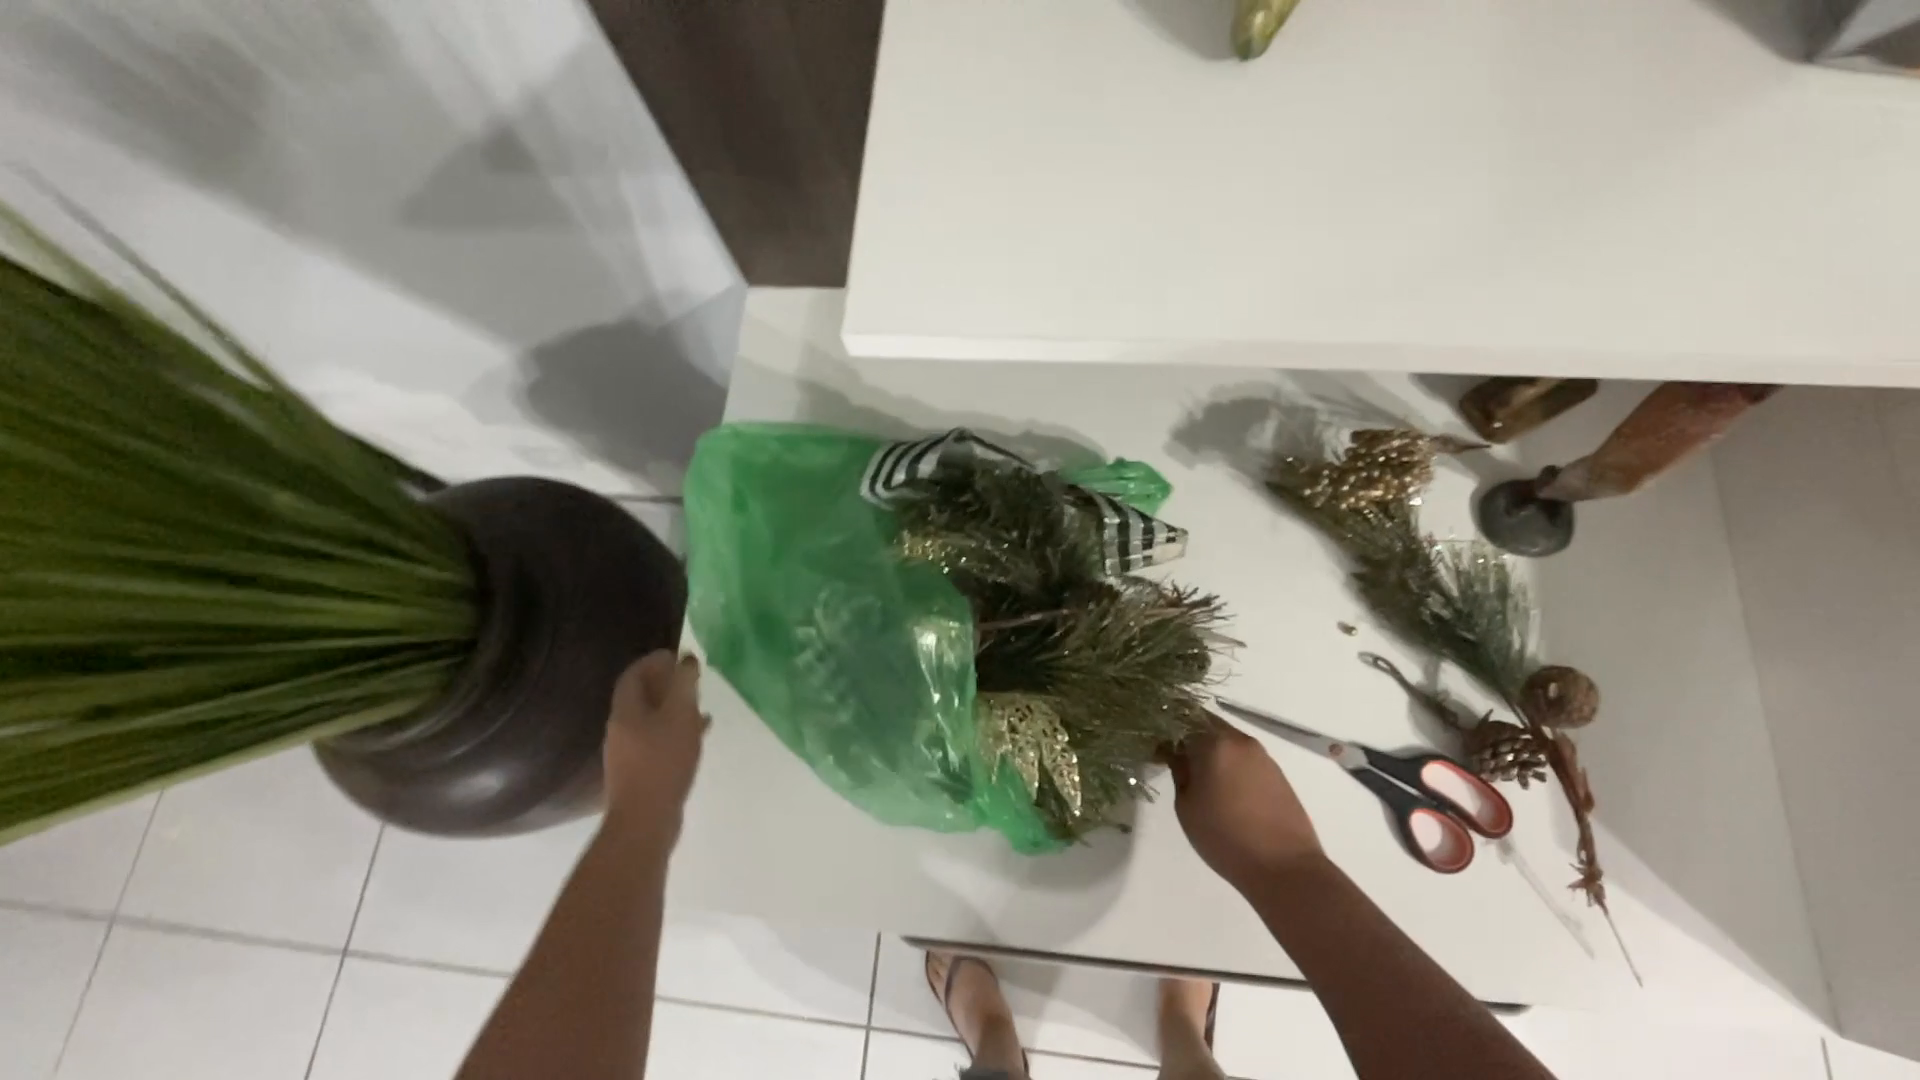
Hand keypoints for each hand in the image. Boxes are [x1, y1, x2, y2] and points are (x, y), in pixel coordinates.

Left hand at [602, 650, 707, 846]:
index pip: (633, 676)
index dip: (652, 661)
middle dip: (664, 684)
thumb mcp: (680, 716)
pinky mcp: (641, 773)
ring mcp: (629, 754)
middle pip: (640, 697)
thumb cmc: (663, 761)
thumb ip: (684, 684)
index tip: (675, 654)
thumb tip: (686, 659)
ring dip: (673, 708)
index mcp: (626, 712)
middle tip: (690, 677)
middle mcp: (621, 730)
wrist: (645, 821)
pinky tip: (697, 737)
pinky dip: (676, 731)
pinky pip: (659, 741)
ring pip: (652, 720)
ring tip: (700, 705)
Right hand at [1168, 714, 1324, 894]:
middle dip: (1188, 736)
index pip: (1182, 720)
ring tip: (1198, 776)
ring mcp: (1262, 756)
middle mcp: (1241, 741)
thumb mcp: (1187, 807)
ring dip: (1210, 749)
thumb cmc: (1226, 837)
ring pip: (1227, 740)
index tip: (1155, 750)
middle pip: (1208, 724)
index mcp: (1215, 743)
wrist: (1285, 868)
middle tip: (1174, 759)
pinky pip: (1244, 756)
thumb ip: (1179, 771)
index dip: (1165, 732)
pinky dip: (1228, 762)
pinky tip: (1223, 787)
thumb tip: (1175, 754)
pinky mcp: (1277, 773)